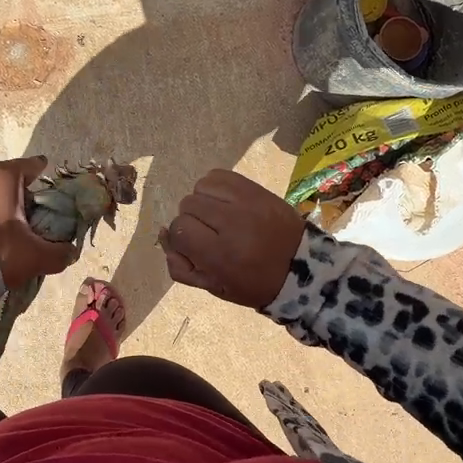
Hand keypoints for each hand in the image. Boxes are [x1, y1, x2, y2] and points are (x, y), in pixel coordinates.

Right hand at [159, 169, 304, 308]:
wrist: (301, 268)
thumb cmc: (254, 284)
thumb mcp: (214, 287)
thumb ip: (181, 266)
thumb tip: (162, 233)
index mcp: (222, 255)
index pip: (179, 229)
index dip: (179, 238)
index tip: (192, 246)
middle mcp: (233, 223)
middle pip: (187, 206)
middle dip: (190, 221)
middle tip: (207, 234)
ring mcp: (246, 202)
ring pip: (200, 188)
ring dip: (202, 203)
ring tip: (216, 217)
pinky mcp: (256, 188)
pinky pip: (218, 175)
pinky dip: (213, 187)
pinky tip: (222, 202)